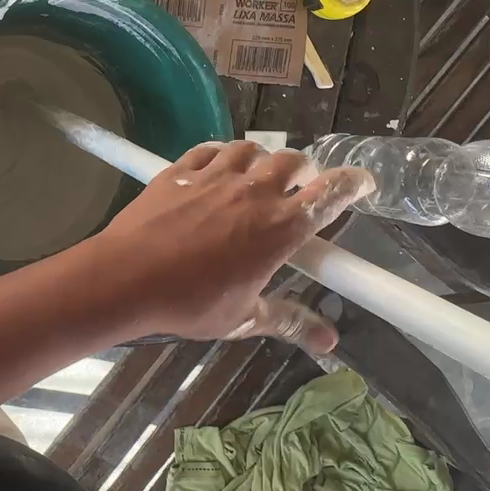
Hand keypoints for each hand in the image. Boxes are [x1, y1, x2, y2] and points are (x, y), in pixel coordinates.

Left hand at [76, 140, 371, 349]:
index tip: (362, 182)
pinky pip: (208, 149)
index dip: (352, 184)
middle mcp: (253, 193)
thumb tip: (330, 342)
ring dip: (261, 157)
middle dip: (304, 169)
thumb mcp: (243, 318)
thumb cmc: (189, 302)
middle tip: (300, 185)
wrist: (127, 276)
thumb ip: (289, 321)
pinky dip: (220, 153)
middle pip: (293, 162)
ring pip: (250, 148)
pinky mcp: (179, 171)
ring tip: (257, 173)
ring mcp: (214, 177)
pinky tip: (216, 164)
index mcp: (280, 228)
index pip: (330, 194)